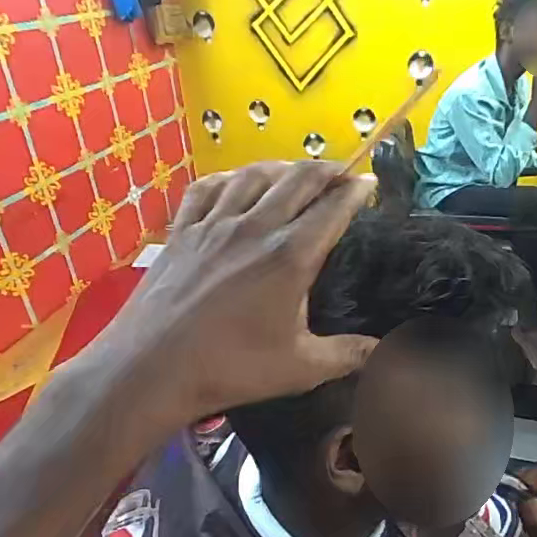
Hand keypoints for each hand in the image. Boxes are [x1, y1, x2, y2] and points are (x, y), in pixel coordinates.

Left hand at [87, 160, 378, 425]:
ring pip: (253, 175)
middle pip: (298, 179)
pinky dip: (229, 178)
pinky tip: (235, 183)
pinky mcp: (181, 231)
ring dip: (282, 167)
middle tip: (341, 173)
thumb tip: (385, 351)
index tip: (368, 185)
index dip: (356, 191)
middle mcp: (254, 227)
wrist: (151, 367)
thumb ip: (347, 355)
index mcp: (290, 256)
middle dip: (327, 169)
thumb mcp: (299, 368)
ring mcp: (213, 224)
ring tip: (295, 172)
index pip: (333, 207)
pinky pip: (207, 188)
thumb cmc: (229, 368)